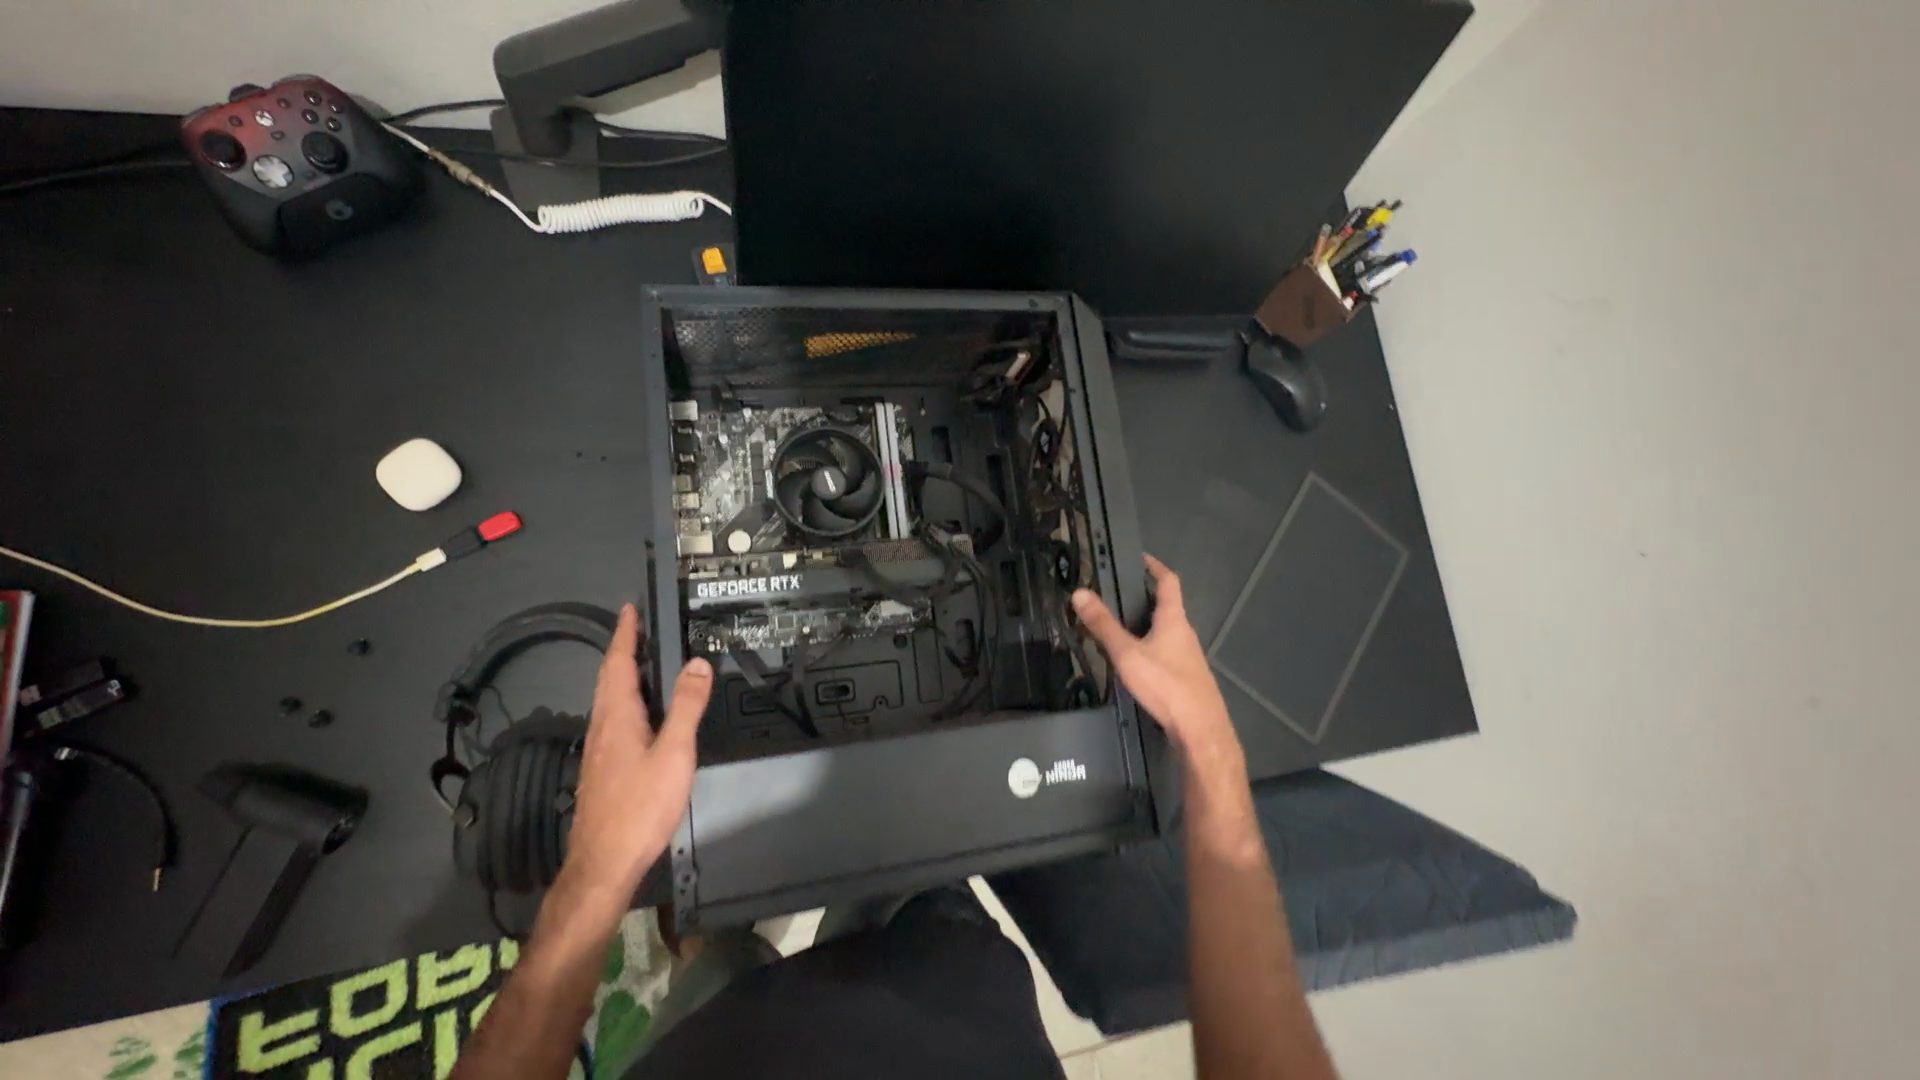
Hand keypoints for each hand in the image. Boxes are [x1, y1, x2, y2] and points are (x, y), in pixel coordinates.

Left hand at [564, 603, 713, 900]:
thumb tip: (697, 662)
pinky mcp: (604, 768)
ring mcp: (601, 749)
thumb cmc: (640, 805)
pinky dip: (630, 700)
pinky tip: (646, 714)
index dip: (625, 634)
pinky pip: (616, 719)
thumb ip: (687, 707)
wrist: (605, 861)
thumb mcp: (674, 753)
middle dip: (625, 651)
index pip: (618, 662)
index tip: (630, 608)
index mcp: (617, 715)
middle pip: (611, 678)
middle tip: (644, 629)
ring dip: (626, 675)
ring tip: (649, 662)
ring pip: (611, 700)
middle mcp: (603, 726)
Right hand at [1073, 555, 1243, 773]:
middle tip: (1115, 595)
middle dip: (1143, 598)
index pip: (1168, 581)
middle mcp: (1185, 633)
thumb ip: (1103, 625)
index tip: (1139, 558)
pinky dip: (1149, 648)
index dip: (1154, 566)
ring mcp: (1188, 656)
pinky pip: (1166, 652)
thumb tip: (1079, 593)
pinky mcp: (1187, 677)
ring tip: (1117, 627)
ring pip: (1165, 632)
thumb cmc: (1166, 684)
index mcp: (1173, 619)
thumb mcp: (1127, 653)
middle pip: (1166, 607)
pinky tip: (1134, 663)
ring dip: (1145, 625)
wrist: (1200, 728)